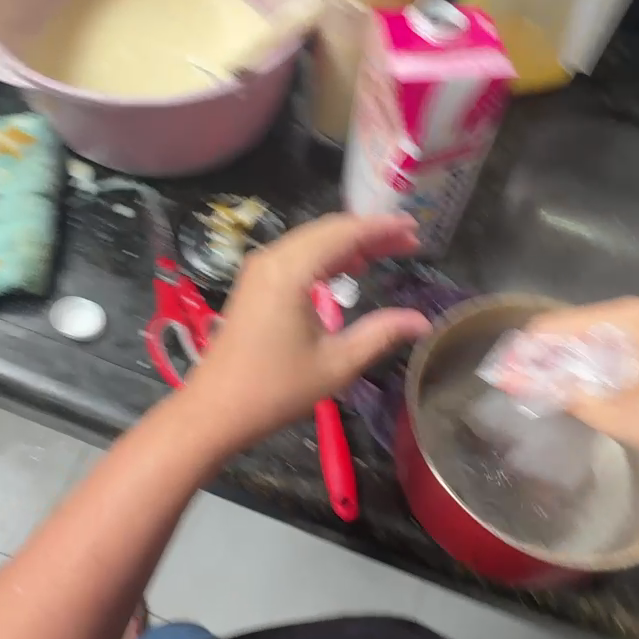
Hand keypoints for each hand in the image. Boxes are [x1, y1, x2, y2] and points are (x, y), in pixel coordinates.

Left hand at [179, 214, 432, 450]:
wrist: (215, 409)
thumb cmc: (276, 389)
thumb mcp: (337, 364)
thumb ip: (381, 334)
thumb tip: (423, 321)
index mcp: (291, 271)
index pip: (345, 233)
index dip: (382, 228)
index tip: (415, 229)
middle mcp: (272, 259)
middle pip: (328, 230)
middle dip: (370, 232)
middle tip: (409, 241)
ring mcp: (259, 269)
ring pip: (312, 241)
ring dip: (350, 243)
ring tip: (389, 252)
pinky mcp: (255, 284)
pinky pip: (297, 255)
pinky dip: (328, 255)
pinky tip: (351, 267)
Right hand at [527, 298, 638, 475]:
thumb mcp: (615, 415)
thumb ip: (561, 393)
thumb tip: (512, 380)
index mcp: (630, 317)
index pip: (557, 324)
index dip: (526, 352)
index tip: (502, 380)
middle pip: (572, 327)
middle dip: (544, 357)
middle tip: (521, 392)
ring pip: (590, 337)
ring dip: (565, 363)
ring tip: (545, 394)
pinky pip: (610, 344)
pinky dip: (590, 365)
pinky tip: (582, 390)